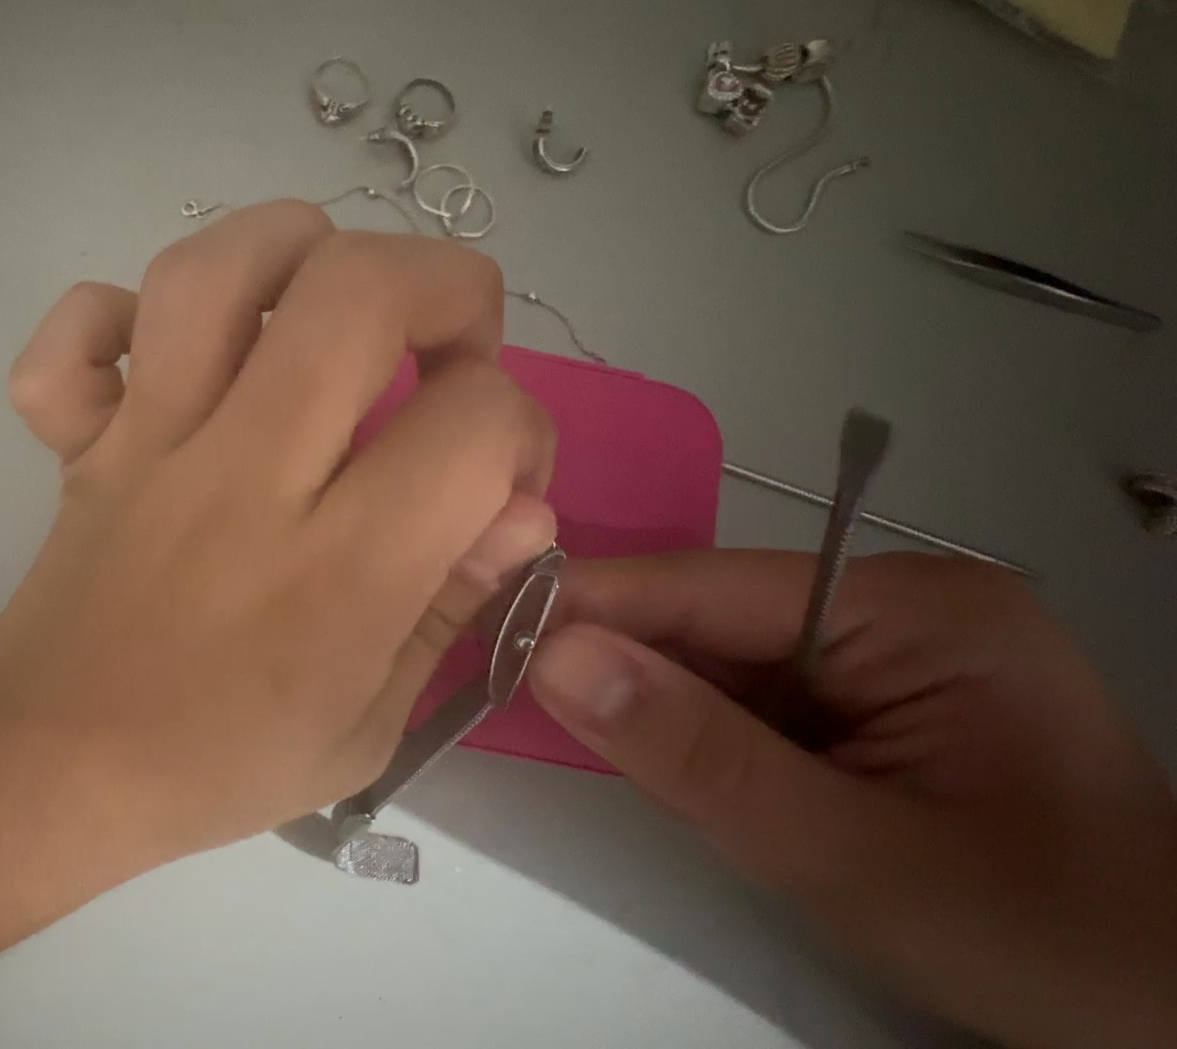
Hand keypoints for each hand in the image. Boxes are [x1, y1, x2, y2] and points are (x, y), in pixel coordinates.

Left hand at [0, 200, 557, 862]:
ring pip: (213, 272)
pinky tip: (163, 357)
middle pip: (358, 291)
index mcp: (338, 572)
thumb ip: (449, 610)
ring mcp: (147, 446)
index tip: (499, 476)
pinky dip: (115, 316)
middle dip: (445, 285)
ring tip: (324, 305)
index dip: (520, 429)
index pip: (473, 423)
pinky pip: (75, 338)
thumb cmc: (216, 764)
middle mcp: (244, 479)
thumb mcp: (366, 727)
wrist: (52, 774)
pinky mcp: (78, 444)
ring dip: (294, 252)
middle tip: (448, 347)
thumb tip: (519, 512)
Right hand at [528, 551, 1176, 1048]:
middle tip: (502, 684)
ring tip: (557, 716)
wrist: (1168, 1019)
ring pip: (710, 656)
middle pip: (703, 618)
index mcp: (912, 610)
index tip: (485, 627)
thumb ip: (692, 754)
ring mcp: (873, 648)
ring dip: (642, 695)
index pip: (705, 586)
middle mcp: (888, 605)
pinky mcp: (856, 693)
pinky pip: (737, 692)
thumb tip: (550, 657)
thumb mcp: (848, 857)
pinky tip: (644, 747)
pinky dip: (681, 723)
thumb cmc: (1036, 940)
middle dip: (611, 657)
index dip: (590, 604)